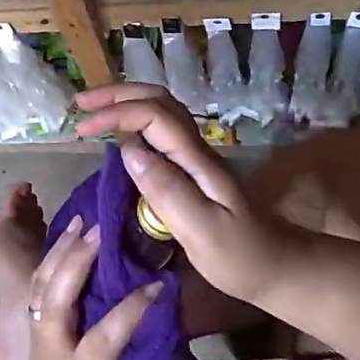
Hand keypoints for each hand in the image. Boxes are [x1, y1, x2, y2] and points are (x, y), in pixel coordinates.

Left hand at [24, 212, 162, 359]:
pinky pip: (36, 286)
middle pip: (54, 300)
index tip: (158, 285)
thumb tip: (169, 329)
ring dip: (60, 251)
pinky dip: (51, 257)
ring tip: (84, 221)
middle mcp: (51, 353)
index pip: (102, 338)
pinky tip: (69, 234)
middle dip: (75, 263)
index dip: (130, 309)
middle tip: (102, 230)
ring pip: (40, 287)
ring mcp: (36, 338)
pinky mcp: (33, 328)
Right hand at [74, 84, 305, 304]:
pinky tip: (120, 137)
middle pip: (158, 100)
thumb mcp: (202, 231)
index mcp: (196, 158)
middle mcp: (196, 148)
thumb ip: (166, 191)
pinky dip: (136, 122)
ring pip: (161, 111)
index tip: (82, 129)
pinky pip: (162, 131)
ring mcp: (196, 156)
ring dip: (126, 103)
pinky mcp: (193, 169)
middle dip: (118, 94)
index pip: (153, 116)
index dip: (116, 114)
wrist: (277, 265)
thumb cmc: (240, 255)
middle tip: (81, 104)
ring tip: (93, 112)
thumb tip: (127, 151)